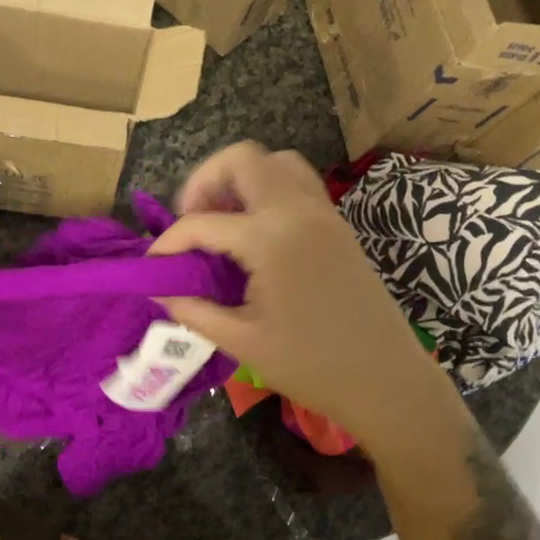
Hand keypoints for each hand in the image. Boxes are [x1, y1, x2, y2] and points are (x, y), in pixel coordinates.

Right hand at [150, 142, 457, 439]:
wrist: (387, 380)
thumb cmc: (311, 366)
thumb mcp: (241, 342)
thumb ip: (192, 309)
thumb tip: (158, 288)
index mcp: (271, 239)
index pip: (202, 223)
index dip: (169, 242)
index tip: (152, 266)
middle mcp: (298, 211)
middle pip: (241, 159)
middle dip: (204, 183)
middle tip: (190, 224)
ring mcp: (323, 213)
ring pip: (275, 162)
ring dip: (240, 180)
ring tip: (222, 221)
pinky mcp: (337, 225)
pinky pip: (298, 183)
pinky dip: (268, 191)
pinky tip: (254, 234)